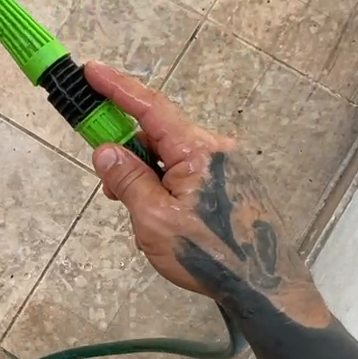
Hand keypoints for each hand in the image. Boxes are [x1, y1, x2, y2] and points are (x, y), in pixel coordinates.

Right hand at [85, 63, 330, 327]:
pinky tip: (161, 221)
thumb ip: (128, 180)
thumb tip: (105, 150)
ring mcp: (227, 168)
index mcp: (197, 150)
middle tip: (107, 183)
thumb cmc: (210, 254)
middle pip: (159, 135)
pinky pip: (187, 176)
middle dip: (127, 153)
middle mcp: (215, 150)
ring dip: (146, 178)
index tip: (91, 71)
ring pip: (171, 160)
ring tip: (138, 218)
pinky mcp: (232, 187)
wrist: (266, 287)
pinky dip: (165, 189)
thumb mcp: (154, 219)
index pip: (150, 107)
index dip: (117, 87)